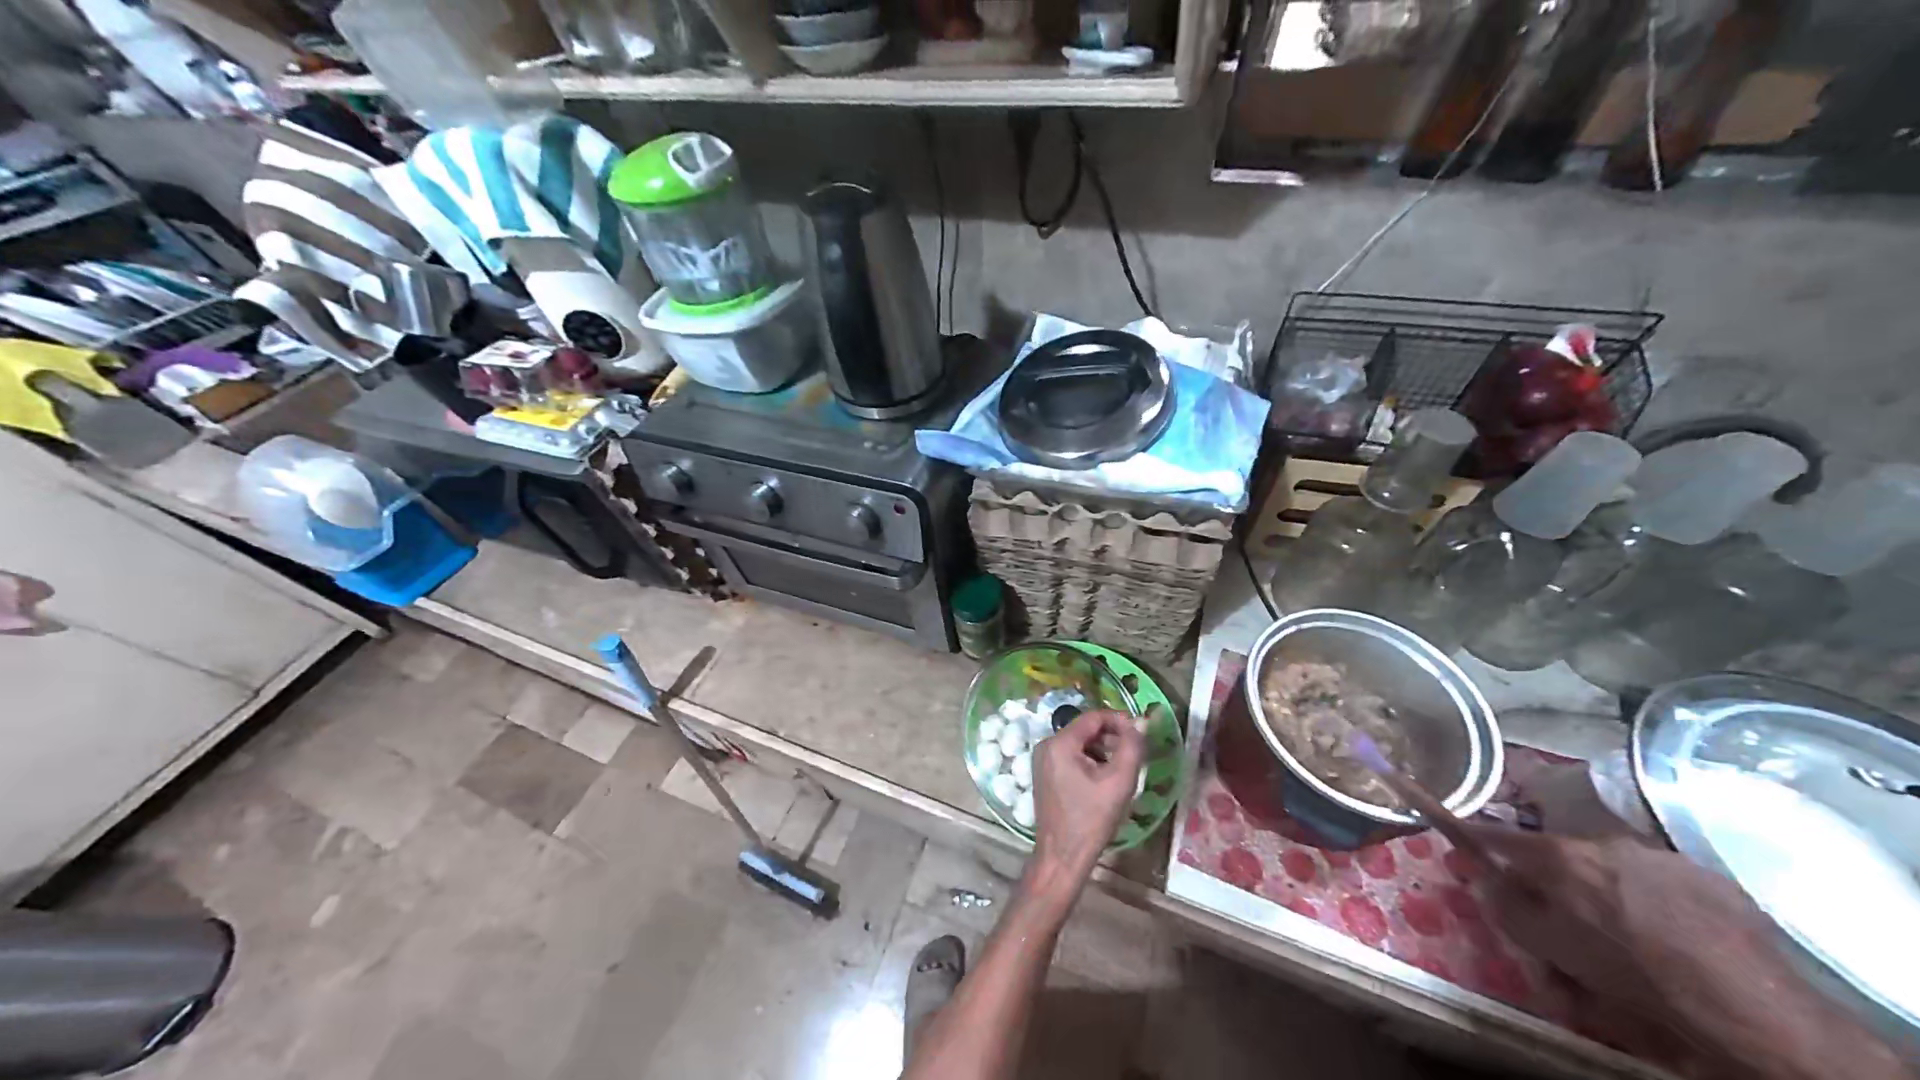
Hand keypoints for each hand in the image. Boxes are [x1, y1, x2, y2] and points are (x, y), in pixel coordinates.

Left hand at [1031, 710, 1144, 877]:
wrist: (1063, 856)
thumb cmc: (1092, 819)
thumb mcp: (1119, 781)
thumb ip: (1132, 746)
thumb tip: (1140, 721)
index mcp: (1060, 743)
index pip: (1094, 717)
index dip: (1120, 721)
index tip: (1140, 735)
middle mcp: (1046, 745)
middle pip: (1086, 730)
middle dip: (1112, 739)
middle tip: (1133, 758)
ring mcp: (1043, 761)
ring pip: (1080, 745)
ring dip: (1102, 752)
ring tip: (1120, 773)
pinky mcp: (1045, 775)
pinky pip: (1071, 758)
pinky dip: (1090, 763)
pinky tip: (1104, 783)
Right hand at [1458, 824, 1907, 1079]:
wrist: (1747, 1006)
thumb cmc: (1630, 973)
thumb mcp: (1548, 947)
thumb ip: (1506, 905)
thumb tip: (1487, 879)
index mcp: (1557, 855)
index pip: (1496, 833)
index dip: (1469, 830)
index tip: (1450, 825)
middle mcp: (1602, 840)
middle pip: (1558, 850)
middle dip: (1549, 872)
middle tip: (1557, 906)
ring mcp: (1658, 853)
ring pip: (1610, 862)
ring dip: (1602, 884)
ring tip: (1619, 924)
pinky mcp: (1707, 875)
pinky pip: (1659, 876)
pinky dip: (1650, 894)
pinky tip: (1666, 929)